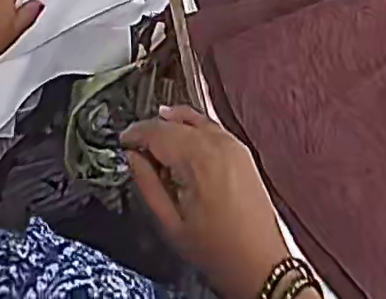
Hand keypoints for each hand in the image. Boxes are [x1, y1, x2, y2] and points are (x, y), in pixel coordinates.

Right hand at [122, 105, 291, 298]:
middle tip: (136, 148)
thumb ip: (147, 185)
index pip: (157, 131)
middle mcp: (217, 143)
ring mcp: (232, 143)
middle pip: (173, 123)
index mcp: (198, 159)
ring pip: (192, 118)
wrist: (262, 267)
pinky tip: (182, 140)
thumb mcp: (171, 224)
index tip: (124, 140)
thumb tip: (133, 157)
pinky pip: (209, 126)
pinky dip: (191, 127)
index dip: (136, 133)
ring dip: (170, 125)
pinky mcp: (241, 149)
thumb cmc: (219, 253)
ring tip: (156, 144)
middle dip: (151, 131)